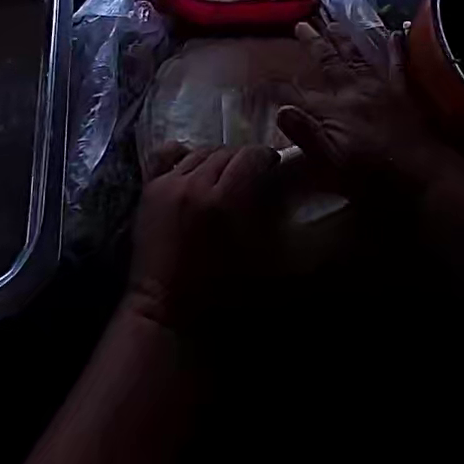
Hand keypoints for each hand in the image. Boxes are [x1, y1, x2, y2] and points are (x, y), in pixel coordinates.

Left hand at [125, 143, 281, 335]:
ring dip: (216, 159)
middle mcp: (196, 184)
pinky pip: (165, 156)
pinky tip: (191, 163)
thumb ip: (292, 234)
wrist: (167, 310)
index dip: (267, 158)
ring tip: (225, 174)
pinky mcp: (149, 189)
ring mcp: (168, 184)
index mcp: (226, 200)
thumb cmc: (223, 297)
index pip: (251, 156)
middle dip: (243, 159)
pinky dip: (181, 155)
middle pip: (225, 153)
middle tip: (253, 174)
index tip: (275, 166)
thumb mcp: (269, 267)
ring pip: (198, 153)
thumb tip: (314, 209)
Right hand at [276, 20, 463, 199]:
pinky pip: (397, 66)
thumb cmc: (374, 178)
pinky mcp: (403, 96)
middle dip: (313, 44)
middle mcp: (354, 93)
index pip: (297, 93)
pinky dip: (395, 48)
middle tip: (301, 25)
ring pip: (357, 57)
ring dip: (344, 40)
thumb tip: (280, 109)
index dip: (276, 86)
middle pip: (328, 63)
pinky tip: (396, 33)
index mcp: (333, 111)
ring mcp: (380, 90)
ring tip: (333, 23)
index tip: (259, 79)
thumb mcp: (332, 164)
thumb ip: (306, 135)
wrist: (427, 180)